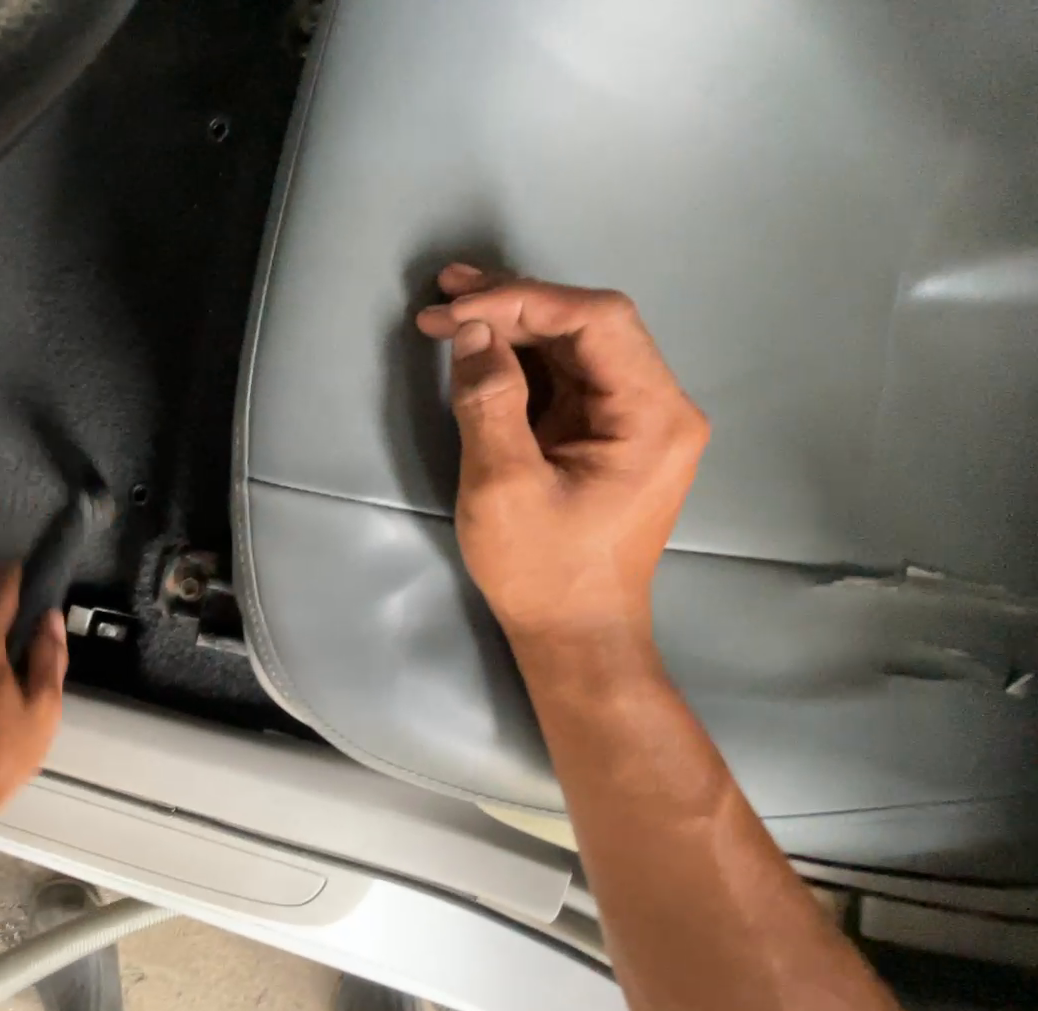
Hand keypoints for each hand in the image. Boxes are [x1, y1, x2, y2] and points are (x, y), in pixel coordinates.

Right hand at [415, 266, 708, 640]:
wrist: (572, 632)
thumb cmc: (542, 568)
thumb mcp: (503, 485)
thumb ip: (488, 402)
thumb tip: (472, 331)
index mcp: (651, 414)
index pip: (597, 321)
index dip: (525, 300)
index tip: (456, 308)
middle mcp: (653, 405)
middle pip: (586, 326)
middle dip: (514, 303)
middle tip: (444, 292)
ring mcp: (627, 420)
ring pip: (570, 348)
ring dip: (511, 324)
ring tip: (448, 306)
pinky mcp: (598, 436)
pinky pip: (559, 380)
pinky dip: (515, 359)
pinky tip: (475, 346)